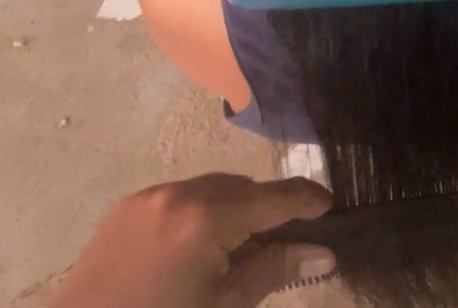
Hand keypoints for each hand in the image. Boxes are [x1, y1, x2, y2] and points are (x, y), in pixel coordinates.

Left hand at [48, 174, 333, 307]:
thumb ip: (275, 271)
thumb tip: (325, 253)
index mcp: (207, 217)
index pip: (275, 196)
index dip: (308, 200)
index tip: (331, 207)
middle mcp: (181, 192)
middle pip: (245, 187)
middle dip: (266, 209)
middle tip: (282, 242)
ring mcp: (149, 196)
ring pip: (213, 188)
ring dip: (233, 208)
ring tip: (236, 249)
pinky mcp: (126, 208)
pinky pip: (181, 196)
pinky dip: (200, 212)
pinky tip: (197, 247)